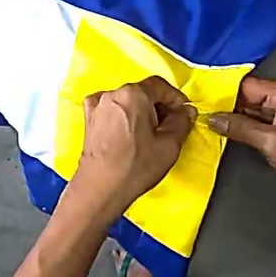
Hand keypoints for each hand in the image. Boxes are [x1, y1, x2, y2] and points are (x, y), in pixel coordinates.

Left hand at [69, 77, 193, 215]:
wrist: (100, 189)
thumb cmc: (134, 167)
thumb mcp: (170, 144)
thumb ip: (182, 121)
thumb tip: (186, 111)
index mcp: (134, 94)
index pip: (161, 86)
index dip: (176, 99)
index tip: (183, 112)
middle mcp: (114, 94)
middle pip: (143, 92)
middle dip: (159, 106)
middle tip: (170, 126)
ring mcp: (98, 107)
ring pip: (127, 101)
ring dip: (140, 112)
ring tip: (149, 134)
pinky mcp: (89, 120)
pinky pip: (111, 110)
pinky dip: (121, 116)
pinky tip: (127, 131)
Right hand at [207, 78, 275, 210]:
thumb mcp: (273, 144)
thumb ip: (242, 128)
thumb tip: (214, 118)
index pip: (247, 86)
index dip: (224, 94)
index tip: (202, 103)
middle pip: (249, 97)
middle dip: (227, 106)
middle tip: (201, 116)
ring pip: (253, 111)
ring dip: (235, 119)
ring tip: (210, 126)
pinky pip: (260, 123)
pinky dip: (245, 129)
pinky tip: (229, 135)